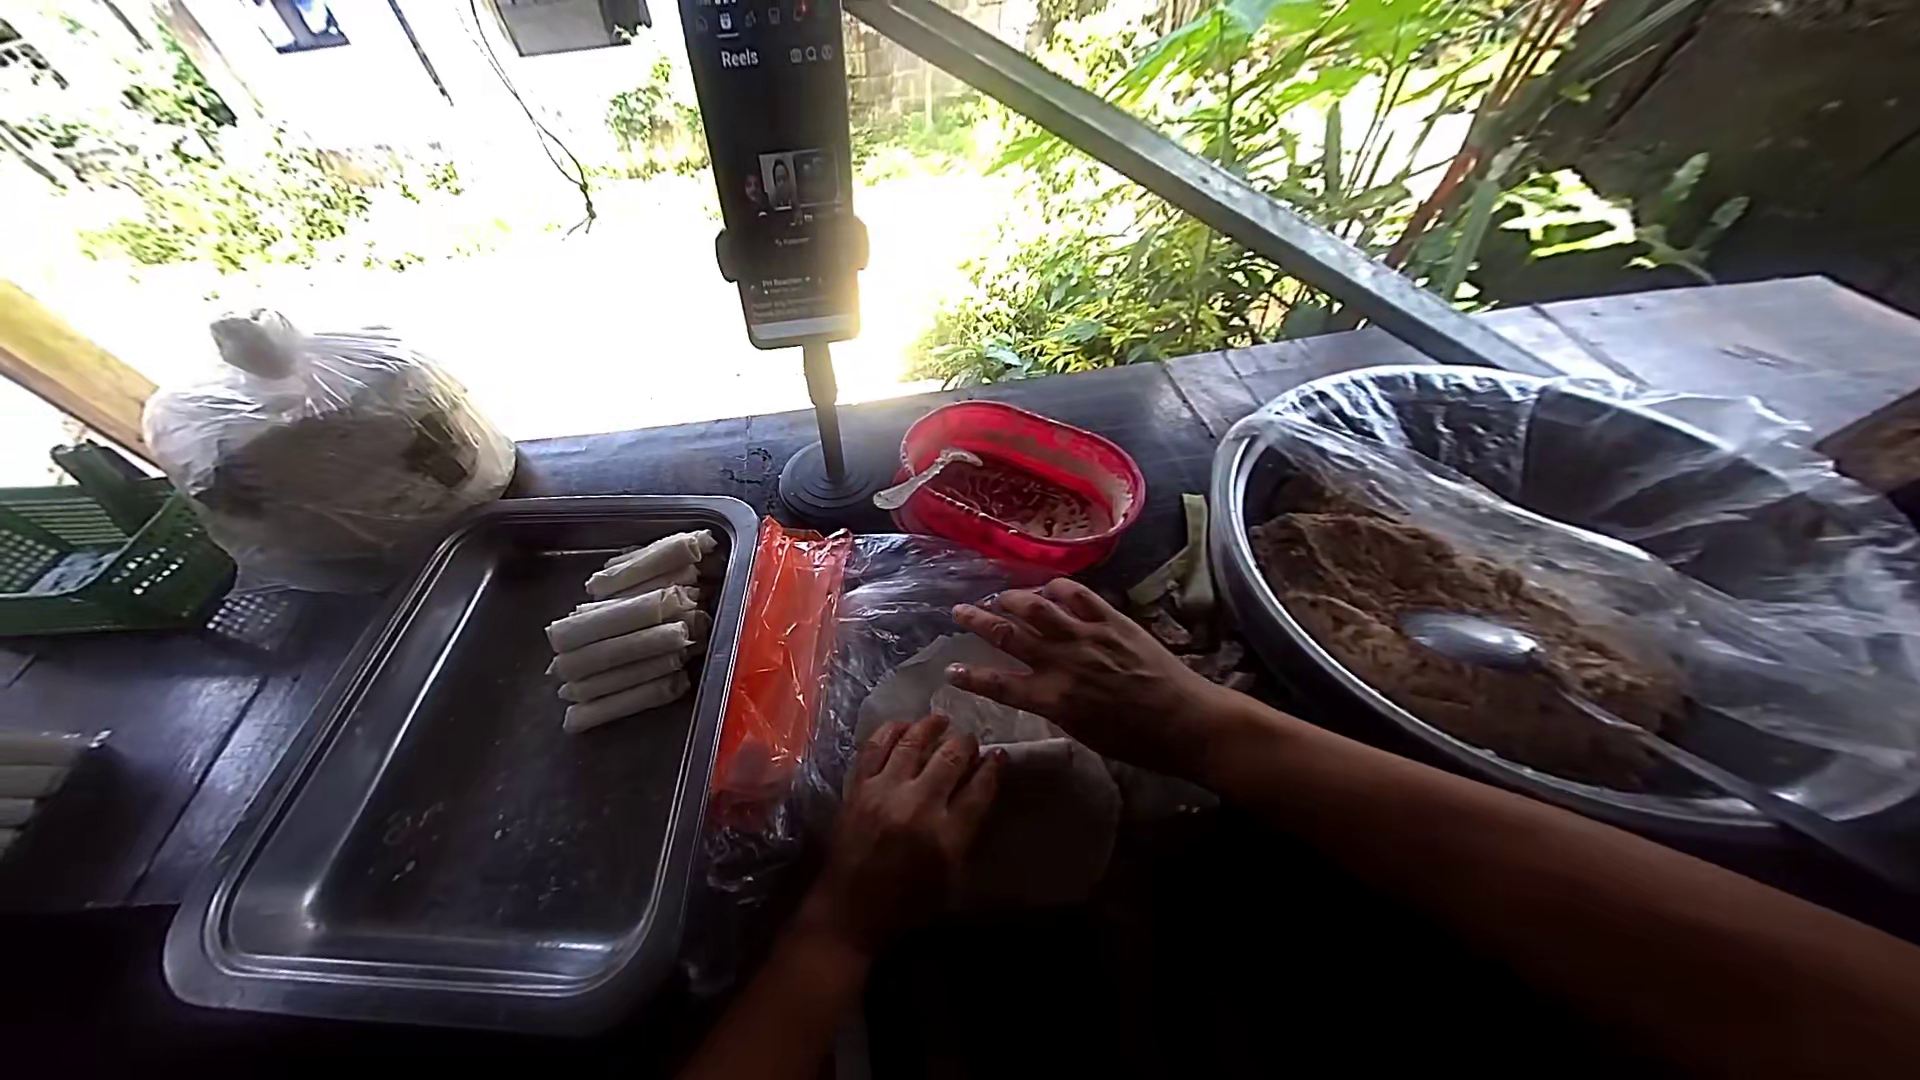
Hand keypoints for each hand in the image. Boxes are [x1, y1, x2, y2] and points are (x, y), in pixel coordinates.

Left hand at [800, 716, 1002, 955]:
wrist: (849, 913)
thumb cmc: (906, 904)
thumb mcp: (950, 879)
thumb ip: (967, 833)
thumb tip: (980, 791)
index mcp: (946, 837)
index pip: (979, 790)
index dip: (993, 767)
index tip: (999, 755)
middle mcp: (917, 807)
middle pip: (950, 759)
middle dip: (966, 743)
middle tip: (970, 740)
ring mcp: (884, 792)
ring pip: (913, 743)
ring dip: (931, 726)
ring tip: (941, 720)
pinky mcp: (859, 788)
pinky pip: (875, 746)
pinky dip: (892, 730)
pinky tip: (905, 725)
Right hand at [950, 578, 1233, 778]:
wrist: (1186, 722)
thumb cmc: (1134, 740)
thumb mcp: (1082, 732)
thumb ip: (1052, 705)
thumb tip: (1032, 685)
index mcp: (1054, 699)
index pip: (1000, 684)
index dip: (970, 676)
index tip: (950, 669)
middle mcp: (1064, 662)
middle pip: (1009, 636)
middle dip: (978, 621)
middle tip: (959, 611)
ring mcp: (1088, 636)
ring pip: (1037, 607)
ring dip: (1011, 598)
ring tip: (997, 595)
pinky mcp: (1111, 620)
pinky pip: (1077, 594)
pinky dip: (1056, 587)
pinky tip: (1046, 587)